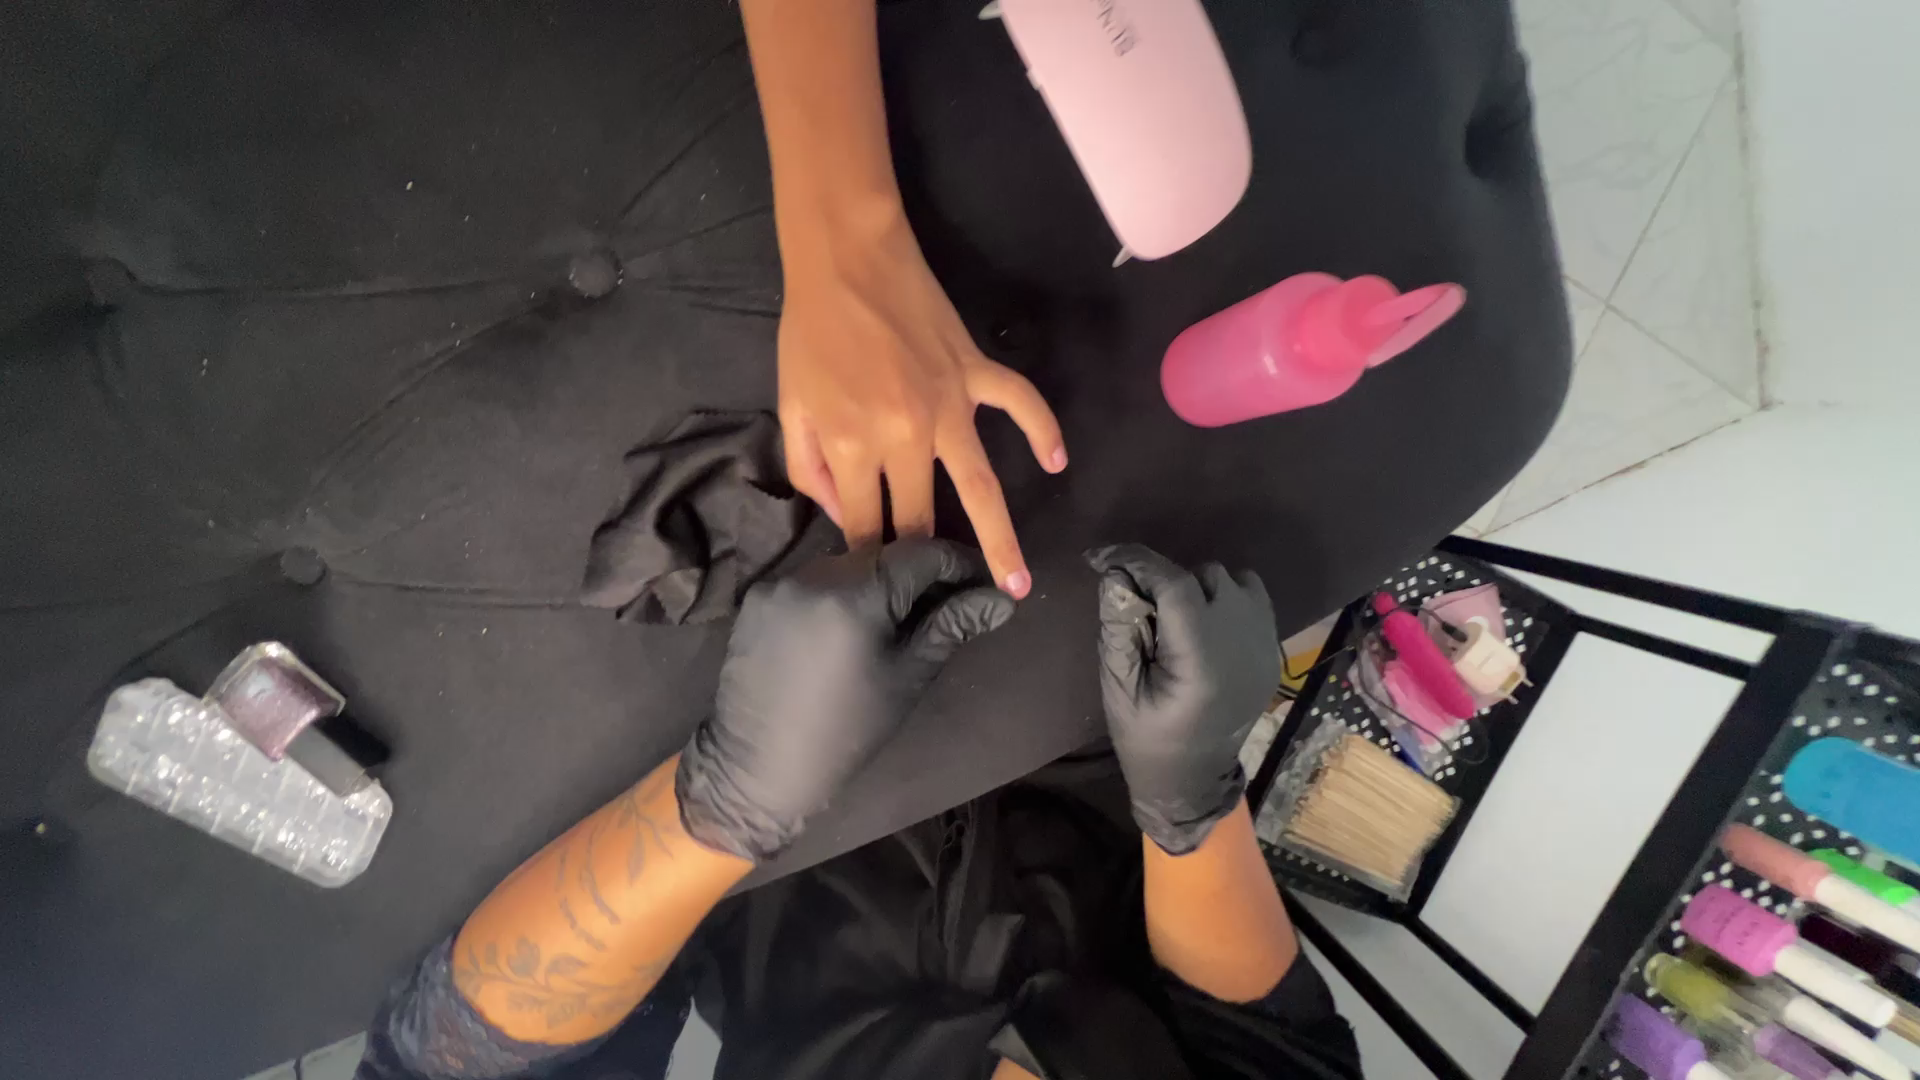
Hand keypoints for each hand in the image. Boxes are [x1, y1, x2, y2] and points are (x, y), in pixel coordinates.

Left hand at [677, 538, 1014, 860]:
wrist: (757, 767)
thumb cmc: (847, 730)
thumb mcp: (908, 676)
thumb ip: (952, 625)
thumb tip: (1003, 600)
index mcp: (855, 593)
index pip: (922, 553)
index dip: (958, 563)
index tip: (980, 582)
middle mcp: (814, 573)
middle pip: (883, 554)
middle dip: (918, 573)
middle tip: (944, 602)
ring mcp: (781, 581)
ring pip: (848, 564)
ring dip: (877, 581)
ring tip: (895, 617)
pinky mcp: (759, 595)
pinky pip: (814, 580)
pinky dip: (840, 592)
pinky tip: (849, 626)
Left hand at [777, 210, 1065, 598]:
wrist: (846, 259)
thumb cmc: (811, 335)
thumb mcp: (791, 405)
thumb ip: (809, 468)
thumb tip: (843, 515)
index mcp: (854, 446)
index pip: (866, 523)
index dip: (867, 558)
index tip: (877, 581)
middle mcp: (908, 436)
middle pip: (921, 516)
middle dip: (925, 560)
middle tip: (936, 593)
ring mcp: (950, 405)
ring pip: (981, 484)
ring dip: (1000, 539)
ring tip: (1016, 585)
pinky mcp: (976, 372)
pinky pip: (1021, 403)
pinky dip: (1043, 430)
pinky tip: (1059, 461)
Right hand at [1087, 545, 1279, 854]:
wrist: (1192, 780)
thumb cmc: (1145, 738)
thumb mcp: (1118, 688)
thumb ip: (1119, 628)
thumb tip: (1116, 575)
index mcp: (1202, 661)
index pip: (1175, 585)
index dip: (1137, 561)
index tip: (1103, 558)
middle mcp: (1242, 644)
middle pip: (1204, 576)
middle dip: (1164, 580)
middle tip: (1137, 604)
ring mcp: (1264, 646)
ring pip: (1232, 580)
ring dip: (1196, 587)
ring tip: (1172, 616)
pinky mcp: (1271, 650)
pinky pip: (1252, 597)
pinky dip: (1225, 597)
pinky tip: (1202, 621)